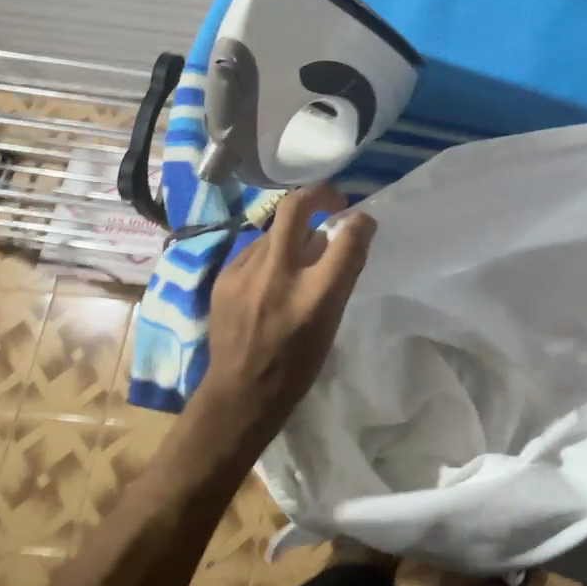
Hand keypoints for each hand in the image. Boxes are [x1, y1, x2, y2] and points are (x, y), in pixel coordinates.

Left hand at [193, 185, 376, 442]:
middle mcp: (279, 275)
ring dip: (293, 232)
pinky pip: (255, 249)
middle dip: (318, 193)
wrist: (240, 393)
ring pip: (275, 228)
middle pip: (296, 207)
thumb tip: (347, 233)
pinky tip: (270, 276)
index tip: (362, 220)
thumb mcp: (332, 322)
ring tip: (298, 254)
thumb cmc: (298, 363)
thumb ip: (340, 275)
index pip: (346, 237)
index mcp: (315, 295)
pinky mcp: (224, 276)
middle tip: (331, 200)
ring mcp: (245, 273)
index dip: (360, 221)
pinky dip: (270, 254)